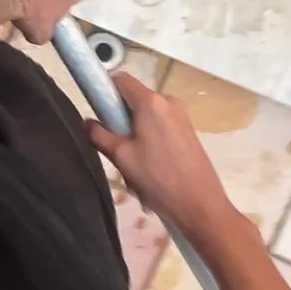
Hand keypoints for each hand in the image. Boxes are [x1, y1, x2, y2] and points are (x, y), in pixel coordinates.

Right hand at [87, 72, 236, 232]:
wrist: (204, 210)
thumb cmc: (160, 179)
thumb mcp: (122, 157)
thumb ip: (99, 135)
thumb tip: (86, 122)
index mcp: (151, 101)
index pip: (120, 79)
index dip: (104, 90)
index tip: (98, 112)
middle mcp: (168, 101)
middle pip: (133, 100)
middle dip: (121, 121)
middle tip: (118, 149)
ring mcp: (181, 116)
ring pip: (146, 116)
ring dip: (135, 136)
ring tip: (136, 167)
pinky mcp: (189, 132)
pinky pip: (160, 127)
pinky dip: (150, 142)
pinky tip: (151, 170)